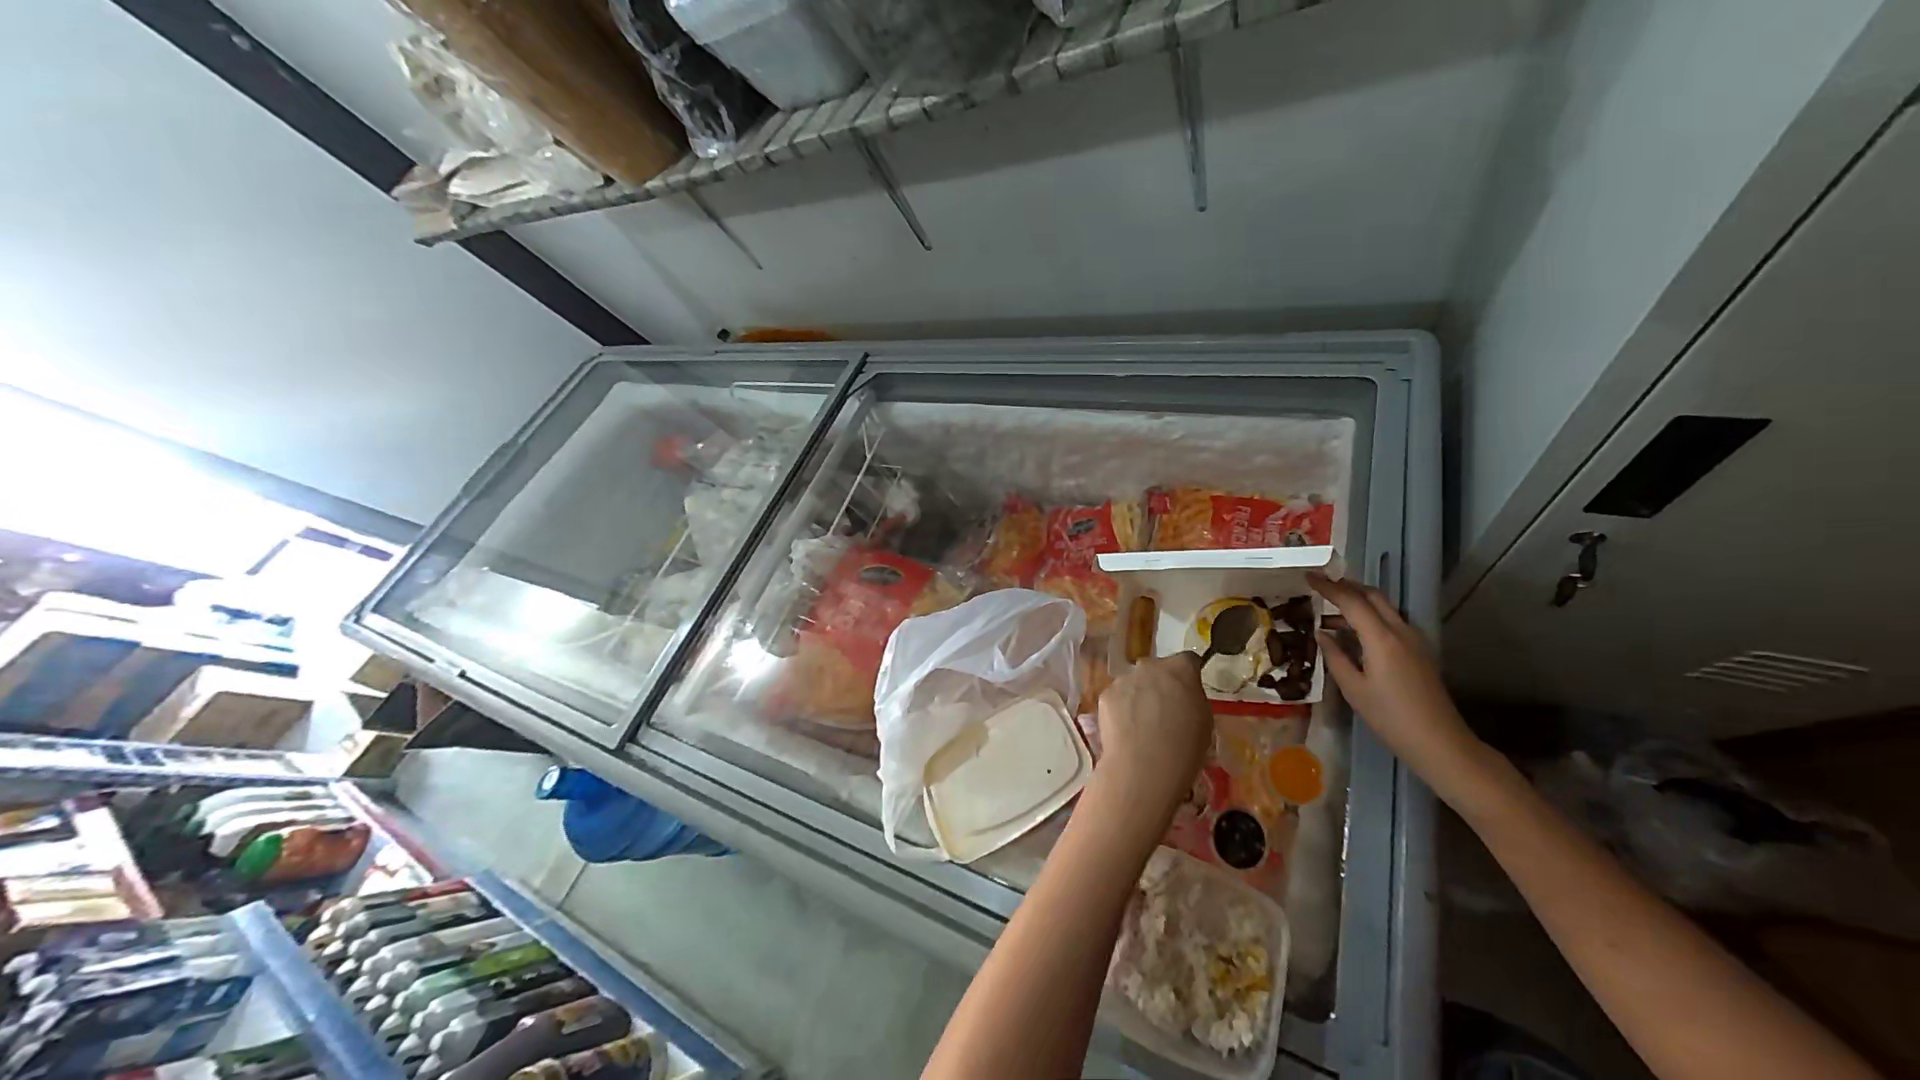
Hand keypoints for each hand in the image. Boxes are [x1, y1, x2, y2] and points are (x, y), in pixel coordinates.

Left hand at [1093, 652, 1212, 826]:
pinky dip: (1121, 710)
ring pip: (1133, 683)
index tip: (1188, 691)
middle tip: (1163, 710)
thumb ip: (1193, 699)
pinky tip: (1125, 731)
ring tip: (1141, 725)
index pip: (1188, 661)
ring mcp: (1124, 679)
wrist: (1144, 766)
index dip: (1188, 676)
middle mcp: (1150, 665)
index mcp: (1181, 668)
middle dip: (1160, 684)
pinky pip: (1117, 698)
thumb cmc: (1185, 746)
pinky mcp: (1105, 695)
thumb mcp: (1205, 721)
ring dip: (1138, 696)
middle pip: (1156, 670)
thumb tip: (1183, 697)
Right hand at [1307, 572, 1483, 783]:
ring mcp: (1414, 640)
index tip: (1308, 576)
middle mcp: (1400, 631)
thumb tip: (1322, 634)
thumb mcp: (1353, 688)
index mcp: (1381, 638)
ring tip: (1330, 612)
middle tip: (1321, 586)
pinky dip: (1370, 617)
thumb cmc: (1389, 716)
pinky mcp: (1419, 651)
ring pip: (1384, 607)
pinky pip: (1391, 622)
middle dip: (1347, 586)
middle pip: (1373, 596)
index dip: (1328, 587)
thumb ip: (1335, 656)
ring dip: (1359, 602)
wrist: (1438, 740)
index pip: (1351, 601)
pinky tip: (1354, 633)